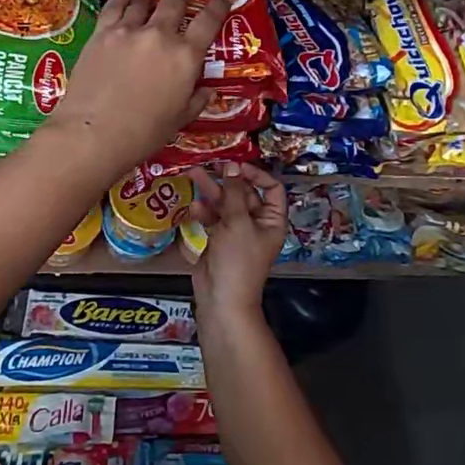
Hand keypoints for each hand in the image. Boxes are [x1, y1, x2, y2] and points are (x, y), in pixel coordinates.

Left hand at [41, 0, 228, 176]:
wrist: (94, 133)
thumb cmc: (143, 134)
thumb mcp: (179, 120)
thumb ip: (196, 101)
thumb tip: (208, 91)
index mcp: (185, 57)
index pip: (208, 21)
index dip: (218, 7)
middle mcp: (160, 35)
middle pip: (174, 1)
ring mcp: (128, 31)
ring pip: (142, 0)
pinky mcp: (101, 33)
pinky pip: (114, 6)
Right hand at [186, 162, 286, 324]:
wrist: (222, 298)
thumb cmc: (237, 260)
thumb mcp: (238, 222)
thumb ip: (233, 193)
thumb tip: (232, 166)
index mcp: (272, 219)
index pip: (272, 188)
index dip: (256, 175)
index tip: (236, 167)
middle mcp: (256, 223)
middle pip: (244, 193)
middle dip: (226, 180)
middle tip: (209, 166)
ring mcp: (236, 231)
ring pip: (225, 204)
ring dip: (210, 191)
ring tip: (192, 175)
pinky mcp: (218, 239)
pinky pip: (213, 218)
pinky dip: (204, 211)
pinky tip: (193, 208)